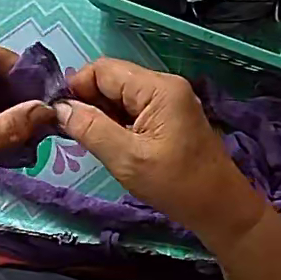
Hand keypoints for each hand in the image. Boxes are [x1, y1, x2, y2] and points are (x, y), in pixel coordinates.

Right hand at [53, 58, 268, 245]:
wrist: (221, 210)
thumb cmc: (177, 185)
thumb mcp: (127, 159)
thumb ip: (90, 128)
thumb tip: (59, 107)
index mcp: (158, 88)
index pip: (103, 69)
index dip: (77, 88)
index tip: (59, 116)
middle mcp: (164, 85)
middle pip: (112, 79)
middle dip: (88, 102)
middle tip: (72, 133)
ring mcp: (169, 100)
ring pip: (120, 96)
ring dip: (101, 115)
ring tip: (89, 142)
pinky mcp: (169, 117)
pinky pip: (133, 110)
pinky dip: (116, 123)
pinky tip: (110, 145)